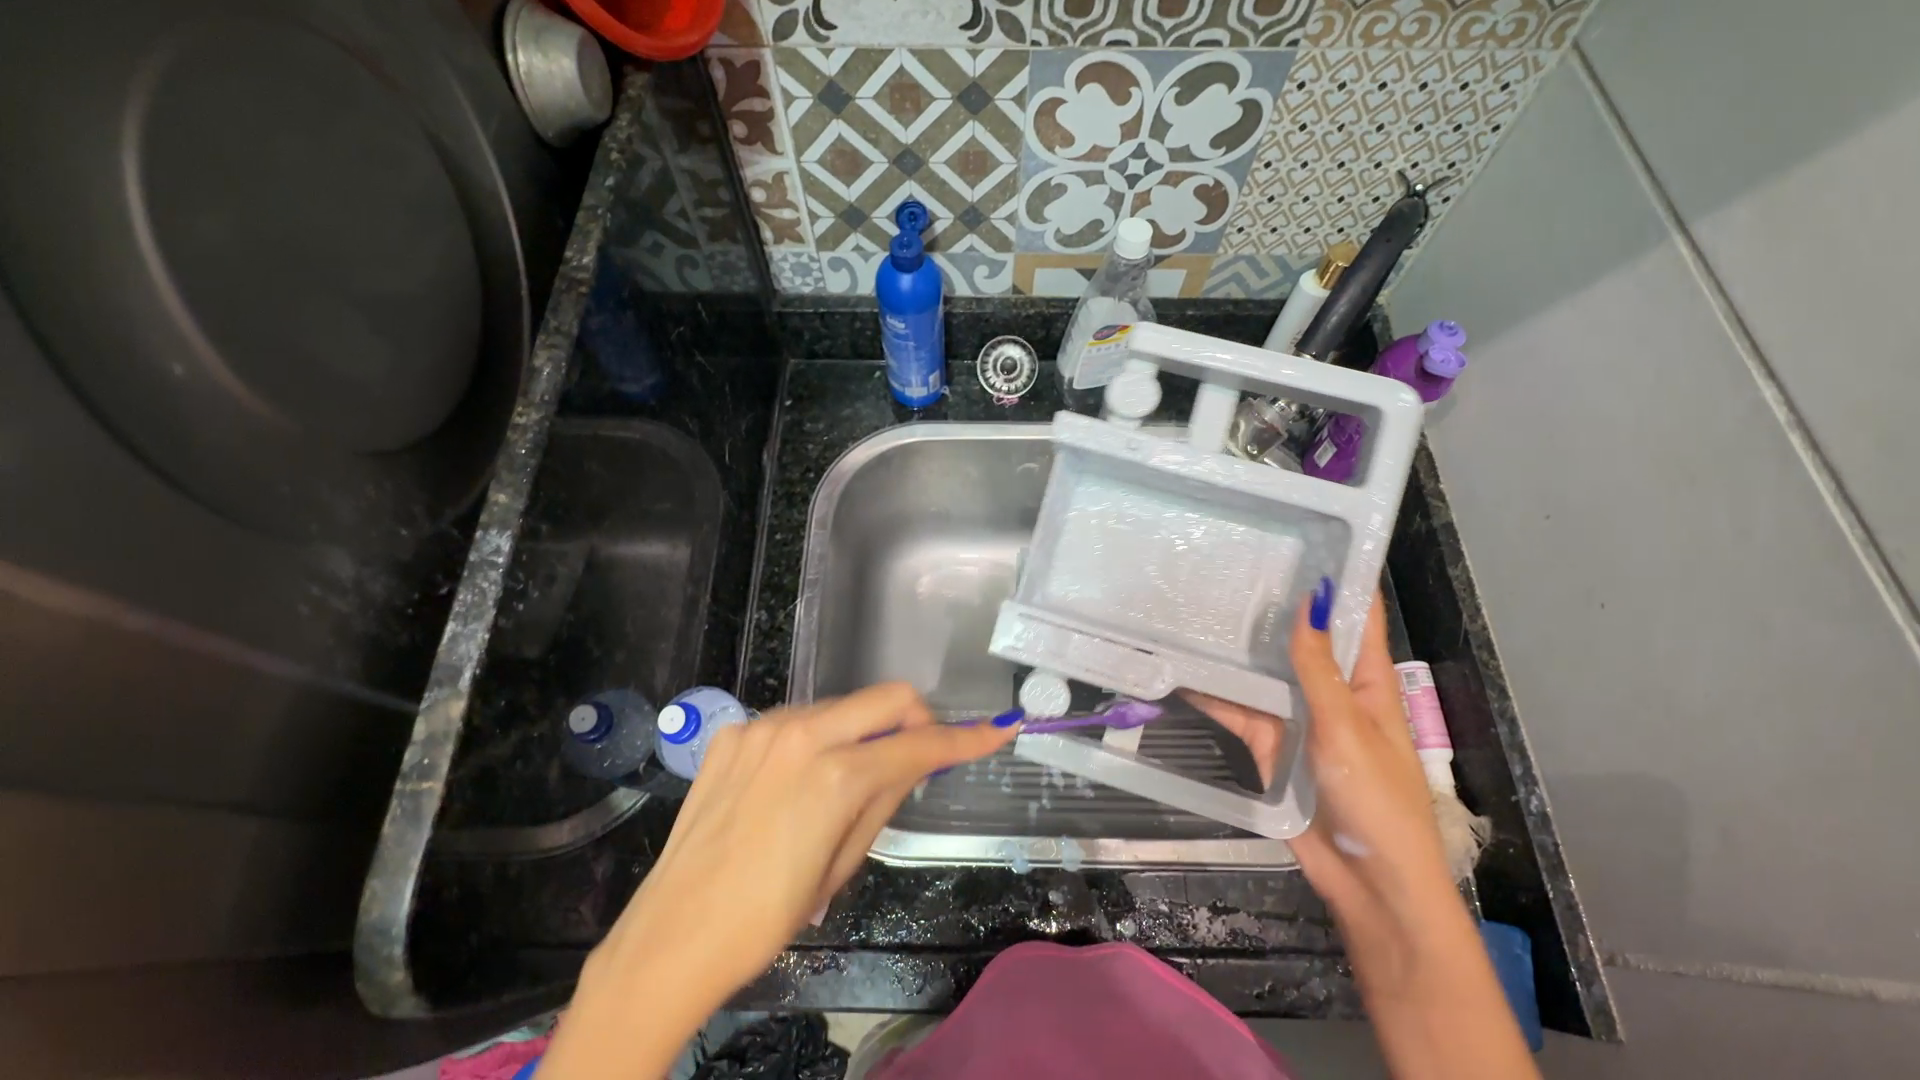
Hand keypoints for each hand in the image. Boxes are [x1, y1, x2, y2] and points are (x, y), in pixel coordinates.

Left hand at [579, 682, 1017, 1011]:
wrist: (673, 935)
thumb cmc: (766, 918)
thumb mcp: (840, 865)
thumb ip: (882, 801)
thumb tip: (910, 766)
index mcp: (834, 775)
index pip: (919, 745)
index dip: (965, 739)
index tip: (997, 730)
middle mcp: (798, 734)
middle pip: (885, 698)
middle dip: (916, 719)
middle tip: (921, 756)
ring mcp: (759, 728)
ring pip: (839, 707)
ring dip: (861, 731)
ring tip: (846, 785)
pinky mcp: (730, 735)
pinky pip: (793, 722)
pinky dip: (814, 741)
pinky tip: (797, 785)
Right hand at [1188, 583, 1536, 1079]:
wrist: (1366, 881)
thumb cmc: (1376, 800)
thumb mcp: (1348, 729)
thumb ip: (1319, 669)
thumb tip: (1310, 601)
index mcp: (1369, 679)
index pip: (1356, 615)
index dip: (1338, 574)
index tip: (1305, 531)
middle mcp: (1331, 689)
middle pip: (1301, 637)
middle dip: (1271, 602)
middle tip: (1228, 557)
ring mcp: (1297, 717)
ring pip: (1262, 671)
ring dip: (1235, 647)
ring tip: (1195, 603)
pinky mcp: (1269, 746)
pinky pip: (1238, 710)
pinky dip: (1212, 693)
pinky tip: (1179, 668)